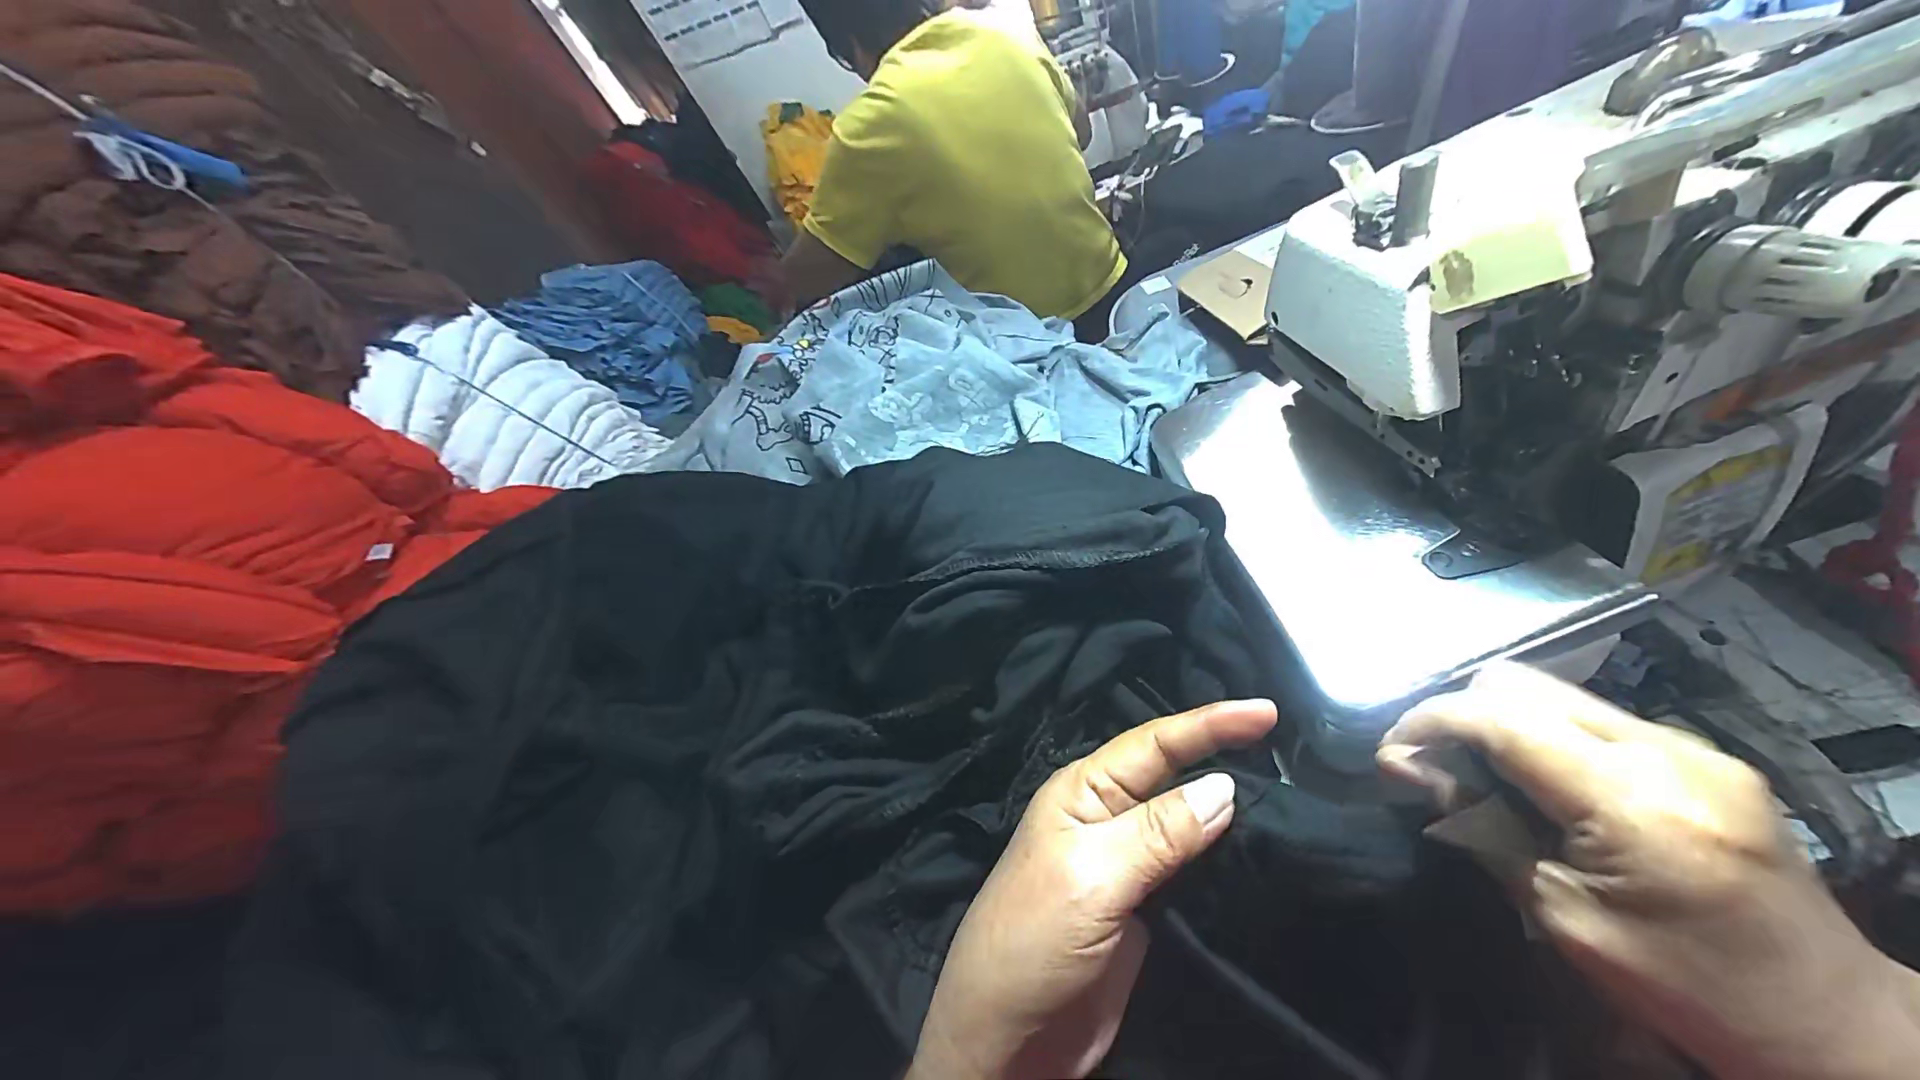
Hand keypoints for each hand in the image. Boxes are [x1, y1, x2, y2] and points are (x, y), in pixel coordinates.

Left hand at [905, 700, 1278, 1079]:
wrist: (1009, 1034)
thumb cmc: (1033, 940)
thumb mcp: (1091, 878)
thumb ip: (1157, 834)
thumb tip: (1224, 786)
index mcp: (1083, 791)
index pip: (1153, 744)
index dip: (1209, 724)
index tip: (1267, 711)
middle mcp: (1106, 815)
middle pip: (1172, 772)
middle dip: (1221, 749)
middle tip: (1284, 737)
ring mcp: (1127, 861)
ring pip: (1186, 817)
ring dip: (1229, 801)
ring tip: (1288, 782)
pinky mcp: (1145, 905)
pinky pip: (1192, 866)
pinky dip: (1226, 853)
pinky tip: (1261, 846)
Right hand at [1378, 661, 1919, 1079]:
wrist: (1831, 1022)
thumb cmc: (1684, 984)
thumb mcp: (1559, 913)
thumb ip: (1478, 824)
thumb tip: (1401, 764)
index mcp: (1635, 801)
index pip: (1500, 718)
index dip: (1428, 722)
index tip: (1391, 753)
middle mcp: (1667, 752)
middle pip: (1519, 684)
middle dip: (1458, 714)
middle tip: (1430, 761)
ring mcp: (1692, 747)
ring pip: (1550, 691)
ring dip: (1497, 721)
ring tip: (1477, 769)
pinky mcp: (1701, 754)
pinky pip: (1588, 715)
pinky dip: (1540, 733)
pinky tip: (1537, 779)